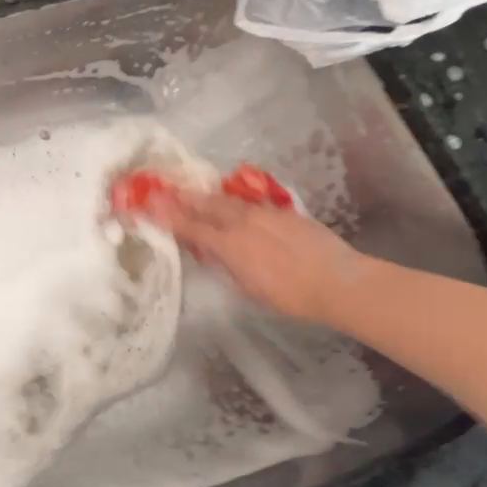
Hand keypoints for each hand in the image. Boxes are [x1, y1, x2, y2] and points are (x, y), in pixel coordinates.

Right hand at [136, 189, 365, 323]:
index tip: (148, 205)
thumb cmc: (292, 296)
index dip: (167, 216)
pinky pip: (251, 203)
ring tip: (193, 192)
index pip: (190, 227)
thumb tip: (213, 253)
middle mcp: (242, 222)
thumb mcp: (250, 289)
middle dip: (182, 198)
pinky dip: (235, 203)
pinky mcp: (283, 211)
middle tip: (162, 190)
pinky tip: (235, 205)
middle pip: (205, 204)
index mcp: (229, 244)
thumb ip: (228, 266)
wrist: (338, 281)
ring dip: (207, 196)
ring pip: (228, 200)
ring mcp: (264, 213)